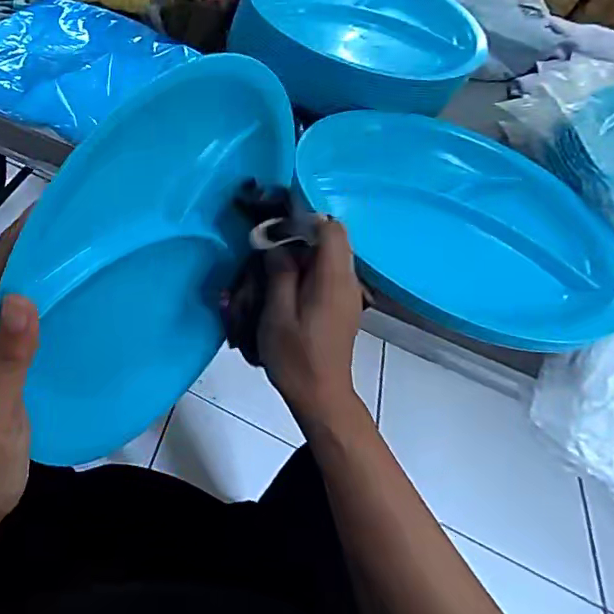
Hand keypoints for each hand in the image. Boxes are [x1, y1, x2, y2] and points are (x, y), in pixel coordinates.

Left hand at [0, 216, 38, 583]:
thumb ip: (7, 359)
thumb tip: (21, 298)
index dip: (13, 252)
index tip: (44, 218)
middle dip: (21, 257)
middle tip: (63, 227)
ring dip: (26, 278)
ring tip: (63, 249)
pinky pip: (3, 327)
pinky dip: (27, 307)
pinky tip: (52, 297)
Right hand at [258, 217, 364, 423]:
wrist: (320, 394)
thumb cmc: (295, 356)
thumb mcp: (277, 312)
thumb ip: (279, 273)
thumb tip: (276, 245)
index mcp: (333, 279)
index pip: (331, 228)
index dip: (304, 219)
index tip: (274, 228)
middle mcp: (348, 280)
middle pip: (330, 239)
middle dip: (297, 236)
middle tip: (265, 248)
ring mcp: (348, 293)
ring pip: (327, 256)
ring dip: (300, 254)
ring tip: (270, 268)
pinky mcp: (342, 304)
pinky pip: (326, 273)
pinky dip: (306, 270)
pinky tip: (283, 286)